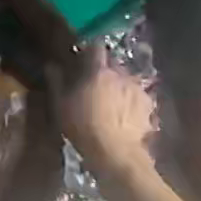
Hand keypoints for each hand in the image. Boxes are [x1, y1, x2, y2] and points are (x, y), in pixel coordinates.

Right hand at [49, 48, 155, 174]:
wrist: (114, 152)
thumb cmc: (82, 127)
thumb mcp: (61, 106)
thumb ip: (56, 82)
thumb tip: (51, 65)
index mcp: (98, 71)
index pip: (96, 47)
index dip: (90, 51)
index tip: (83, 59)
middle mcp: (120, 74)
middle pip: (113, 64)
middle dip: (104, 71)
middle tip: (95, 85)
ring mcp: (137, 89)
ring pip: (126, 80)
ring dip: (118, 86)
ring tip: (112, 103)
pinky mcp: (148, 104)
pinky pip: (137, 96)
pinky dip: (131, 101)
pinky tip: (125, 114)